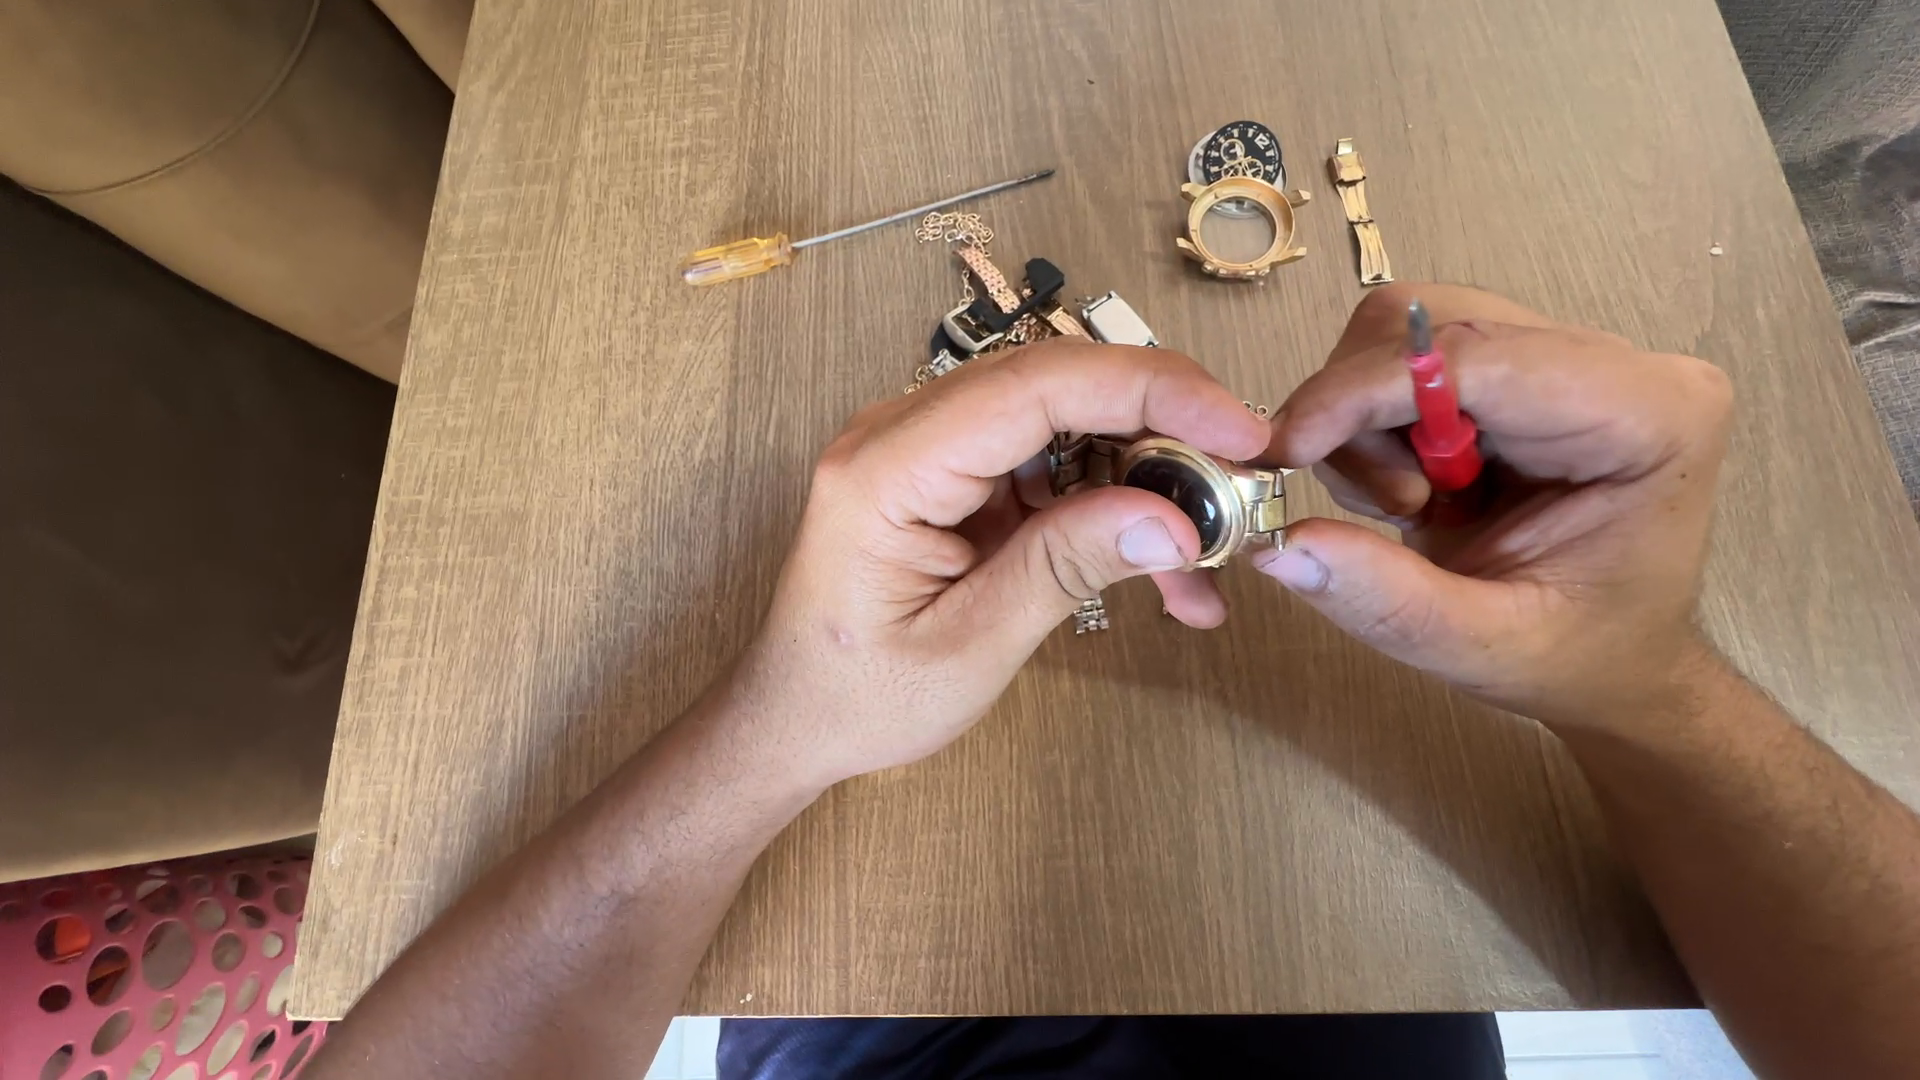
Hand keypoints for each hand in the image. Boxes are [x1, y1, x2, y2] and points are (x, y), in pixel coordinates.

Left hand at [733, 342, 1268, 785]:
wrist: (799, 714)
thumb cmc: (862, 696)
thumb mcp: (970, 645)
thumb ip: (1064, 567)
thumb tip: (1174, 520)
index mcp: (885, 468)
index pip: (1032, 387)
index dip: (1147, 390)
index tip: (1238, 430)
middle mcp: (901, 434)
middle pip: (1055, 389)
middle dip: (1160, 430)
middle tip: (1237, 491)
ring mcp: (929, 450)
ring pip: (1065, 425)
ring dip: (1143, 479)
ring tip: (1202, 559)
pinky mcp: (955, 478)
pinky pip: (1050, 465)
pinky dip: (1109, 506)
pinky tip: (1157, 567)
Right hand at [1253, 284, 1734, 729]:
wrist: (1607, 656)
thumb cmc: (1571, 656)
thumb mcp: (1477, 648)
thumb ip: (1382, 599)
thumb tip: (1273, 545)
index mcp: (1643, 417)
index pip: (1471, 355)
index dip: (1357, 393)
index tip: (1280, 454)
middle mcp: (1606, 366)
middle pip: (1424, 325)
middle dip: (1359, 411)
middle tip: (1375, 503)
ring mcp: (1552, 363)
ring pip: (1396, 338)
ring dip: (1360, 424)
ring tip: (1402, 506)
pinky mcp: (1504, 377)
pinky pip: (1393, 365)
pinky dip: (1364, 428)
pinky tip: (1405, 490)